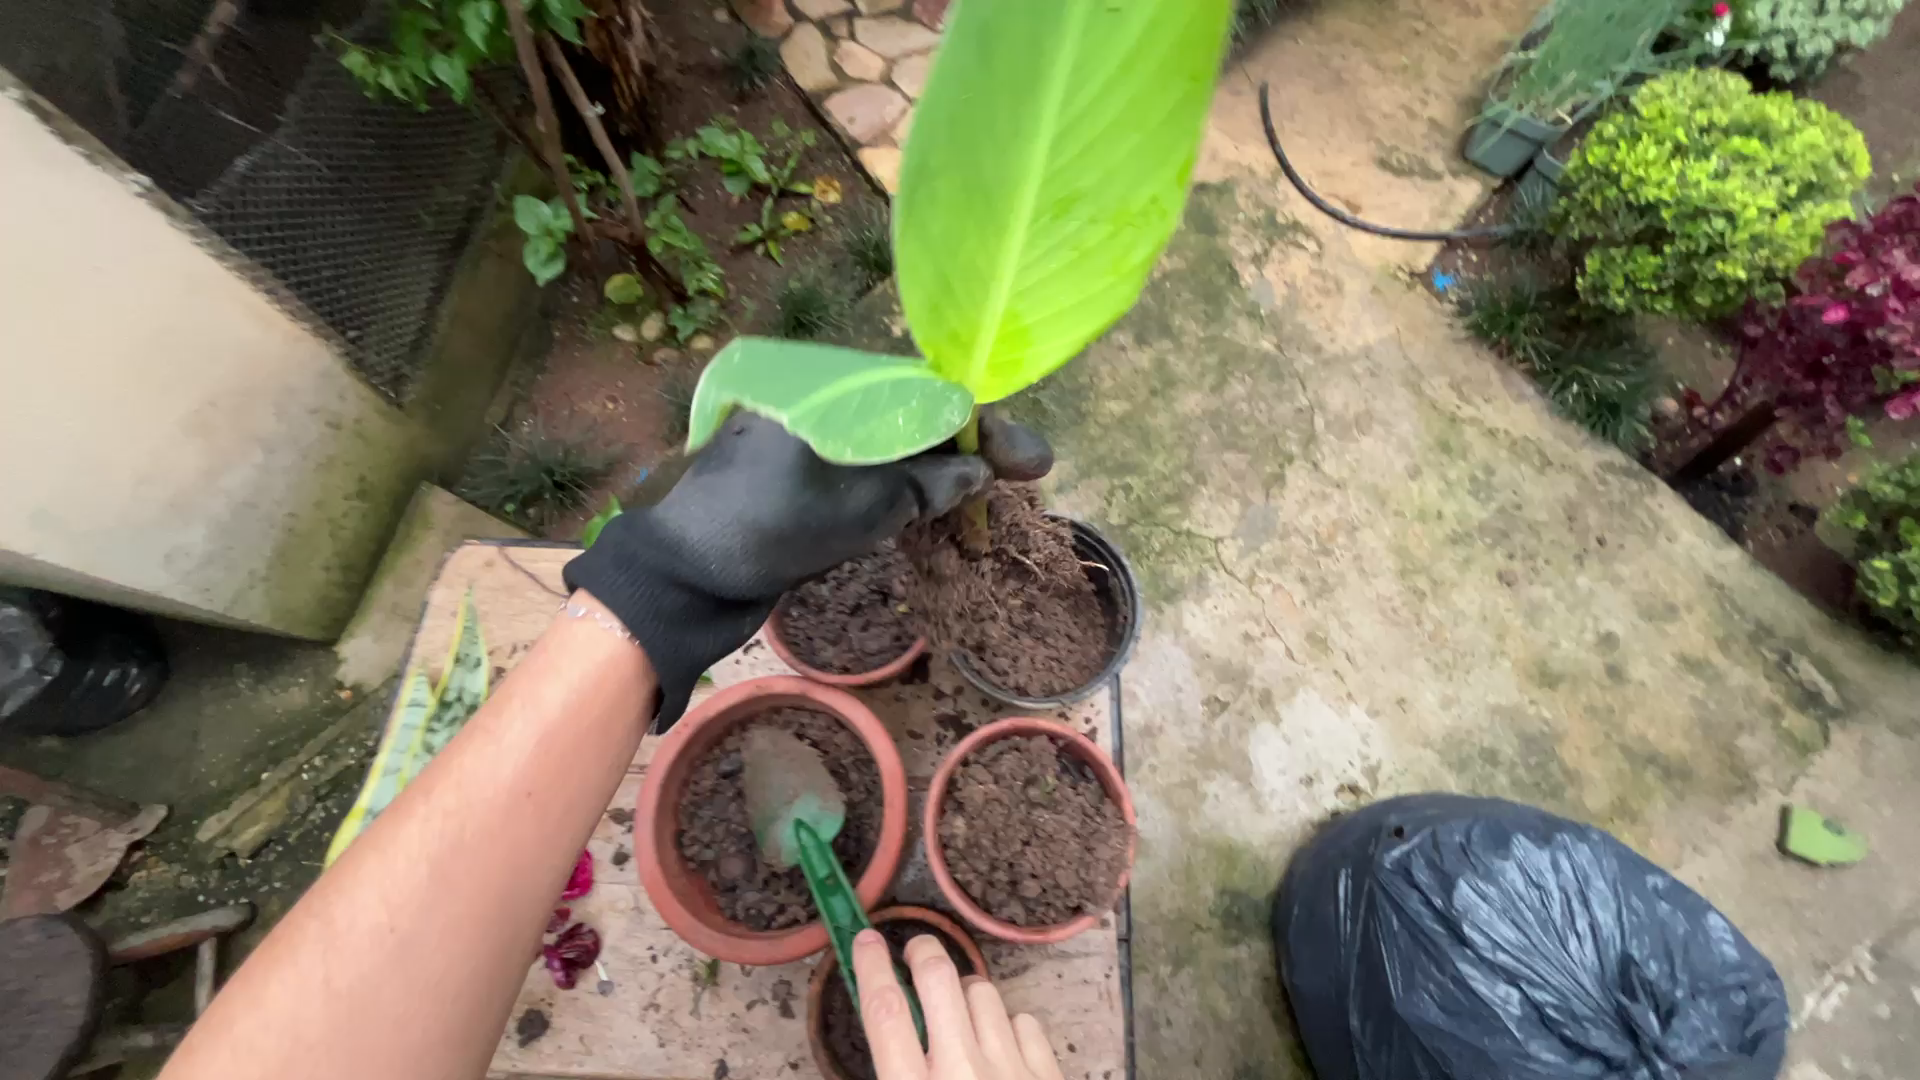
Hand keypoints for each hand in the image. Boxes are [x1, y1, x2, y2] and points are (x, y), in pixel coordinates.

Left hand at [563, 410, 1048, 726]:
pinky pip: (866, 457)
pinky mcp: (800, 458)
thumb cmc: (769, 534)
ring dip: (940, 464)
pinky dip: (903, 477)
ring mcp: (808, 427)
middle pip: (916, 412)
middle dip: (969, 444)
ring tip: (988, 489)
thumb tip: (978, 470)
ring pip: (893, 437)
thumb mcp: (860, 511)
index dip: (984, 427)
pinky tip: (935, 496)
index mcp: (831, 387)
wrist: (686, 577)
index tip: (1030, 459)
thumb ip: (926, 485)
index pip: (928, 395)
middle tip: (1024, 471)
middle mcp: (820, 395)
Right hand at [854, 930, 1064, 1079]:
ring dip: (967, 995)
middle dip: (924, 951)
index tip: (865, 938)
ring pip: (983, 992)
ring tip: (961, 1016)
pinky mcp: (1049, 1077)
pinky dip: (1010, 1027)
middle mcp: (963, 1073)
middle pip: (939, 977)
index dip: (872, 968)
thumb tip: (892, 1029)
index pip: (886, 1013)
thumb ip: (896, 1070)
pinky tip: (1004, 1049)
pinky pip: (1025, 1022)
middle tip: (917, 953)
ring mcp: (1012, 1072)